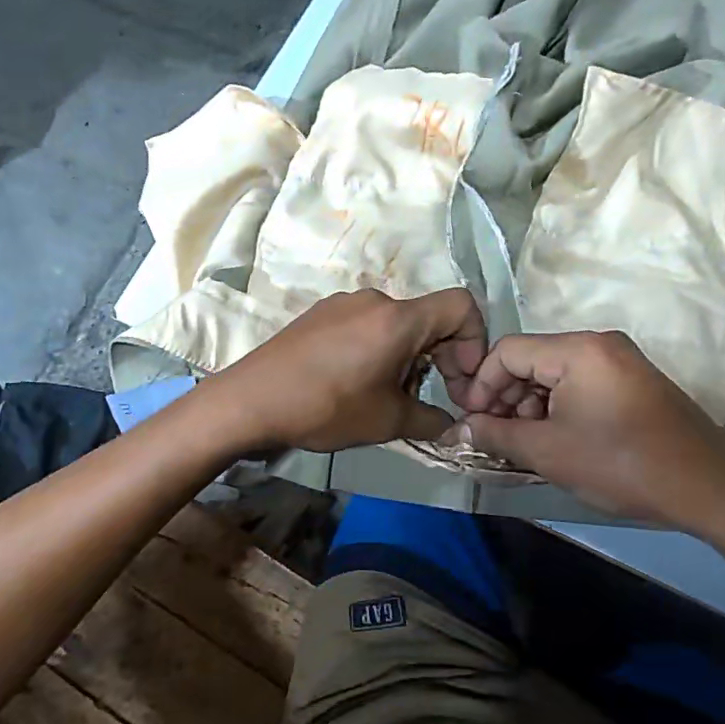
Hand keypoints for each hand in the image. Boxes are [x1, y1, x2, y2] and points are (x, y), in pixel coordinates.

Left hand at [204, 288, 486, 452]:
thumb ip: (431, 420)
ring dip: (408, 355)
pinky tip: (356, 381)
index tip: (459, 379)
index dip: (475, 341)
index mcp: (398, 318)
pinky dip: (379, 348)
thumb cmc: (325, 407)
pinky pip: (366, 324)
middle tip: (431, 394)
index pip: (462, 305)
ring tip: (387, 394)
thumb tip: (451, 424)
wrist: (250, 400)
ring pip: (396, 323)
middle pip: (428, 316)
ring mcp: (343, 303)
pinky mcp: (319, 314)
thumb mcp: (387, 422)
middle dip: (442, 355)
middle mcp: (374, 299)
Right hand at [458, 331, 724, 533]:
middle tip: (497, 437)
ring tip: (526, 445)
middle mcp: (600, 344)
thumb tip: (460, 430)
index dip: (481, 386)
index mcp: (578, 349)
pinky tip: (557, 441)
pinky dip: (559, 409)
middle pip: (532, 360)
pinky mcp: (634, 383)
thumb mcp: (548, 452)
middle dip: (506, 398)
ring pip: (555, 374)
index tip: (472, 422)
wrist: (710, 489)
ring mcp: (621, 362)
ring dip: (531, 407)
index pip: (508, 351)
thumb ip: (496, 435)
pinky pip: (581, 385)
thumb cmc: (621, 464)